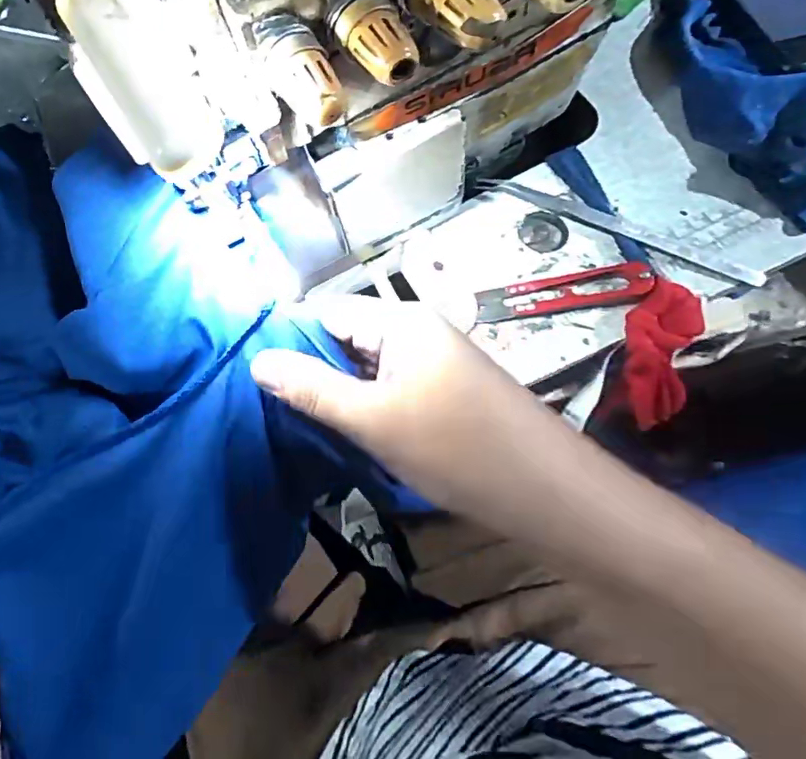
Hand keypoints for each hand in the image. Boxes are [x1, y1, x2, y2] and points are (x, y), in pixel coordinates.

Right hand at [251, 295, 580, 523]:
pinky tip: (348, 429)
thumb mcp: (373, 421)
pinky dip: (366, 402)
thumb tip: (258, 361)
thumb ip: (312, 389)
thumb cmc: (458, 450)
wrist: (551, 493)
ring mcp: (433, 358)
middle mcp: (416, 328)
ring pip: (367, 364)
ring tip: (302, 420)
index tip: (254, 374)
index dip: (289, 339)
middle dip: (311, 368)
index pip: (326, 312)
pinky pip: (390, 383)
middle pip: (346, 335)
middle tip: (273, 405)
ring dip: (339, 389)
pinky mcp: (444, 388)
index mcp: (400, 320)